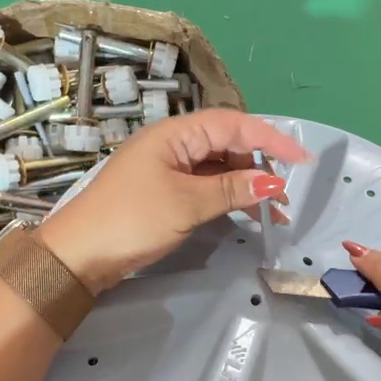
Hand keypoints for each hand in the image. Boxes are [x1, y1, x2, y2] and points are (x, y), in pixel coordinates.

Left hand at [39, 110, 308, 292]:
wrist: (78, 255)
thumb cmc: (132, 220)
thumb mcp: (187, 204)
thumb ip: (232, 190)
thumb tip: (274, 182)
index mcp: (175, 134)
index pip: (233, 124)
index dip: (271, 138)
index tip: (303, 160)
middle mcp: (173, 144)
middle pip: (228, 143)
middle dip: (260, 164)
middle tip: (286, 193)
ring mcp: (168, 168)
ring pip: (219, 166)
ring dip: (247, 184)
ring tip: (275, 212)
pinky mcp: (165, 192)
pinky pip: (206, 185)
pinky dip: (228, 197)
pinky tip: (247, 214)